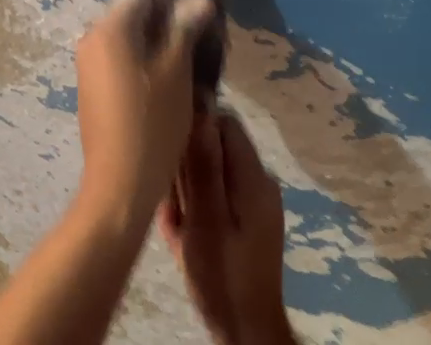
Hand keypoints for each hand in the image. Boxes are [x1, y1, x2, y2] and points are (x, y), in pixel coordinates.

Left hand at [74, 0, 217, 232]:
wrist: (119, 184)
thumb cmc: (152, 124)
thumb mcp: (177, 71)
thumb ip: (185, 27)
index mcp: (110, 27)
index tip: (202, 22)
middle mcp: (92, 37)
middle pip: (137, 13)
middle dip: (170, 24)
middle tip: (201, 49)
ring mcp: (89, 62)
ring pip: (132, 38)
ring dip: (160, 46)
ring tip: (190, 72)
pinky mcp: (93, 85)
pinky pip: (122, 59)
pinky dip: (146, 64)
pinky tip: (169, 88)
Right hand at [158, 112, 295, 344]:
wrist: (245, 331)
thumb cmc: (222, 275)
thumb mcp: (205, 219)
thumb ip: (204, 164)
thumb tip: (201, 108)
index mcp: (253, 177)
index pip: (224, 122)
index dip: (193, 130)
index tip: (171, 155)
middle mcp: (258, 183)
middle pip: (215, 148)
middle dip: (186, 170)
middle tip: (172, 202)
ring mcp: (254, 205)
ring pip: (209, 175)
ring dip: (187, 194)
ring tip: (176, 222)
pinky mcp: (246, 224)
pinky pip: (214, 200)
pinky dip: (195, 212)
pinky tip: (183, 236)